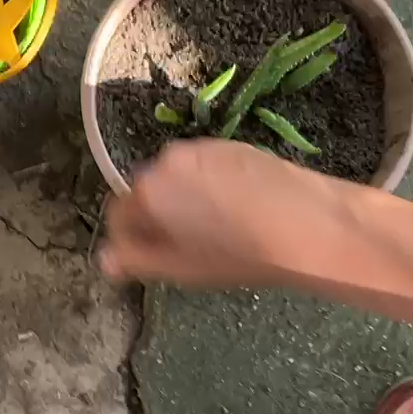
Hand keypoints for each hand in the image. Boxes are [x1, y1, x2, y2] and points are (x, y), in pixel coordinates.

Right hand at [98, 139, 347, 287]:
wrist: (307, 223)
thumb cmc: (238, 254)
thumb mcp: (180, 268)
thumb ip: (135, 260)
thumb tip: (105, 259)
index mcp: (147, 192)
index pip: (118, 216)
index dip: (131, 240)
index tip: (152, 258)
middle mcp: (165, 161)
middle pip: (147, 192)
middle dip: (158, 216)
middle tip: (187, 246)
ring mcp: (199, 149)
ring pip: (176, 178)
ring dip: (183, 199)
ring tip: (216, 228)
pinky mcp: (228, 145)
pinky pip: (202, 168)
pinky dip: (208, 185)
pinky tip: (236, 208)